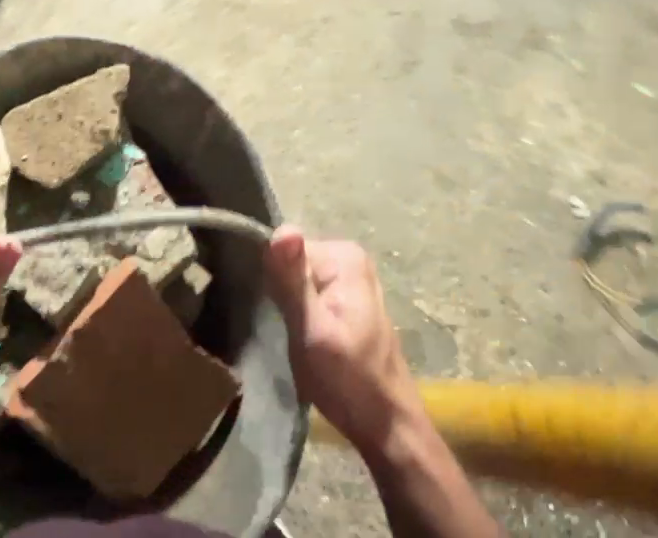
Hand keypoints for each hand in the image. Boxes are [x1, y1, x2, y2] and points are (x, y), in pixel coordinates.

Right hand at [264, 225, 419, 449]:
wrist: (387, 427)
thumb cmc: (349, 380)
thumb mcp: (313, 330)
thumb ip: (294, 280)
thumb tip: (281, 229)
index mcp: (344, 256)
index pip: (281, 248)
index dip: (271, 281)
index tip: (271, 313)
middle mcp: (349, 258)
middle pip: (288, 262)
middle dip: (278, 292)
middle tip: (281, 328)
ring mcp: (349, 280)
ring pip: (294, 279)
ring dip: (285, 305)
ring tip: (286, 334)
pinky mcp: (345, 301)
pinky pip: (306, 292)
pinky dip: (296, 312)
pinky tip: (297, 336)